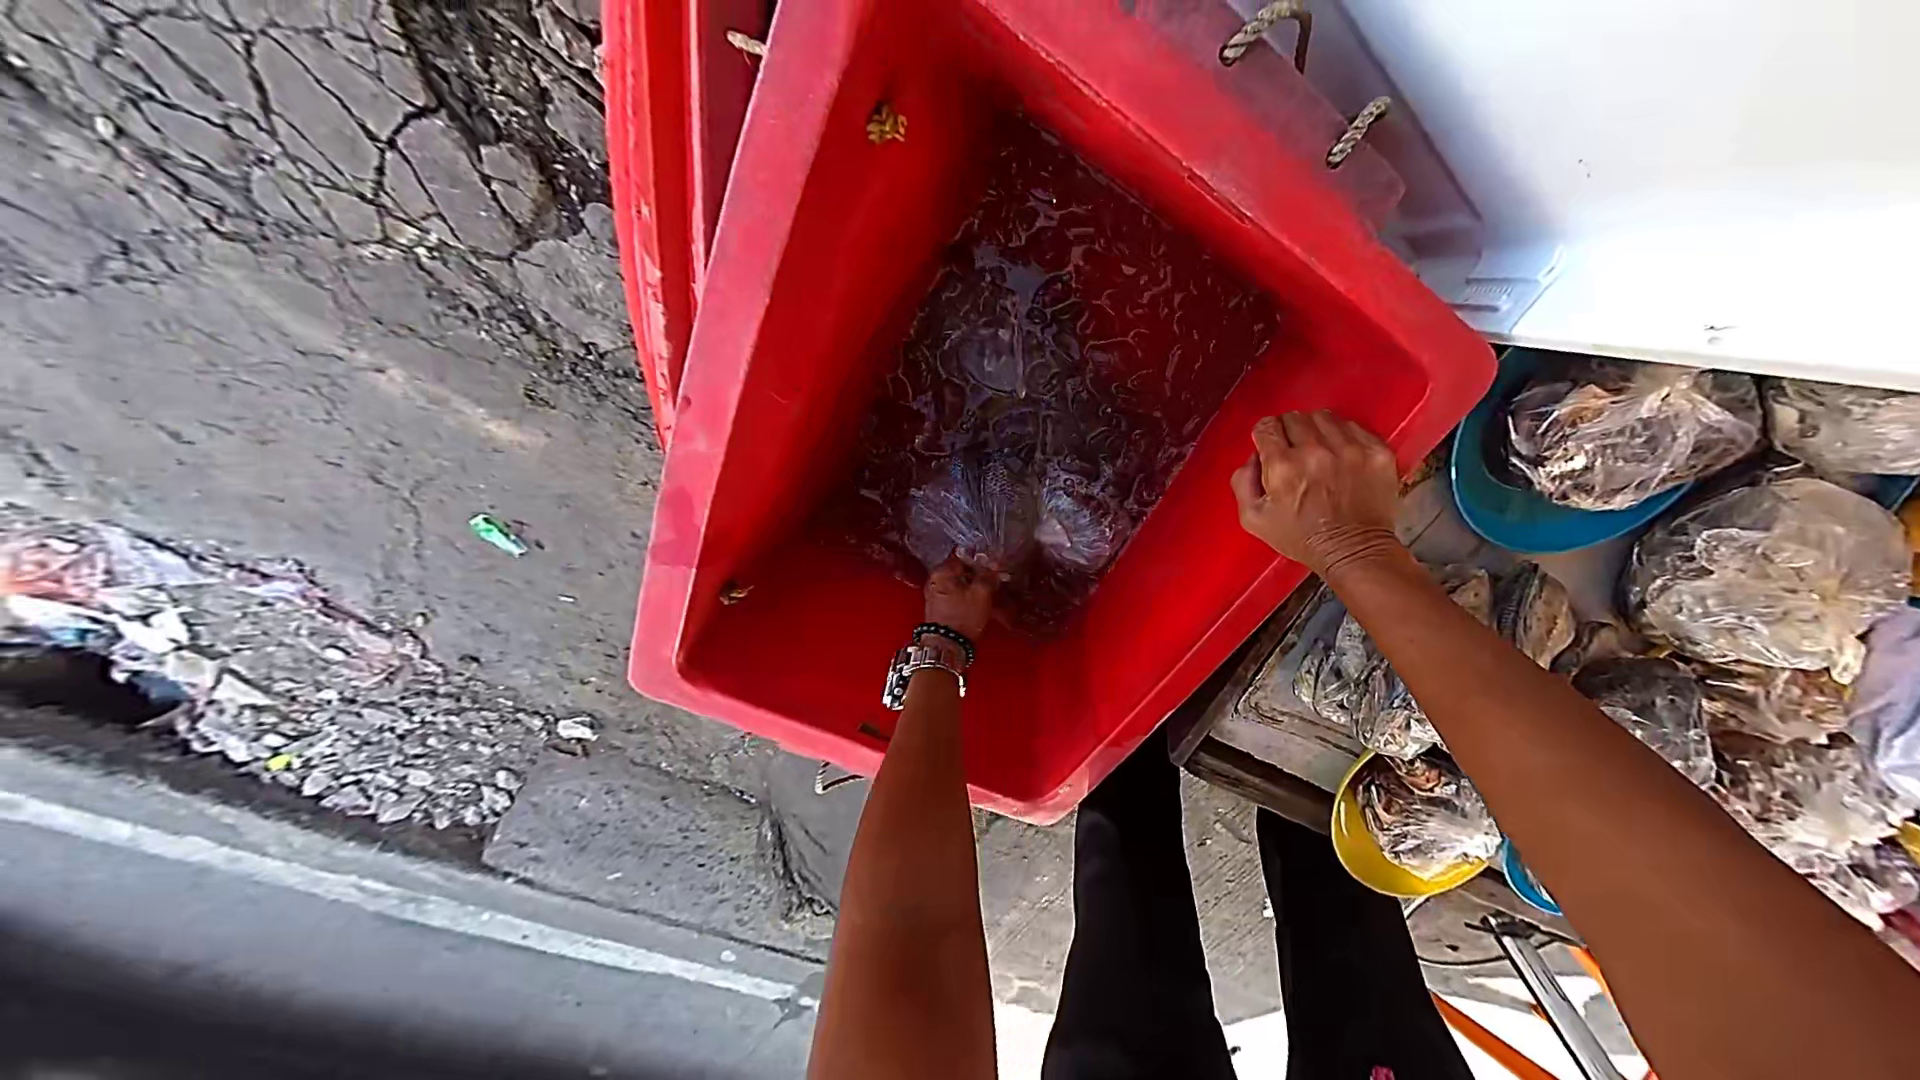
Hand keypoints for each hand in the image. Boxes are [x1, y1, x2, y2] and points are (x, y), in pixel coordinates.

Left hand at [925, 556, 994, 640]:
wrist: (947, 646)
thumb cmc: (962, 617)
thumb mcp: (982, 593)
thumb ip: (989, 576)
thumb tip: (993, 569)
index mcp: (941, 572)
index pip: (962, 556)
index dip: (980, 559)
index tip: (992, 565)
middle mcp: (934, 582)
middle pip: (961, 572)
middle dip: (979, 576)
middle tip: (994, 581)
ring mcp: (936, 597)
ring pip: (960, 586)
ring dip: (975, 589)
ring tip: (991, 596)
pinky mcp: (940, 611)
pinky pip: (958, 599)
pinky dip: (969, 600)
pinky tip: (981, 607)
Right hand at [1230, 411, 1402, 575]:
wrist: (1353, 550)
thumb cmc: (1301, 538)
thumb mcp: (1252, 519)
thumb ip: (1242, 482)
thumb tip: (1252, 457)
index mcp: (1282, 466)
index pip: (1267, 427)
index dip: (1265, 434)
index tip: (1269, 444)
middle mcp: (1316, 451)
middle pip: (1294, 417)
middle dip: (1288, 430)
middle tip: (1292, 449)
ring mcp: (1350, 450)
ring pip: (1324, 417)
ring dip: (1315, 429)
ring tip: (1317, 449)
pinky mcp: (1376, 452)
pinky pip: (1353, 426)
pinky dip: (1342, 435)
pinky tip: (1339, 454)